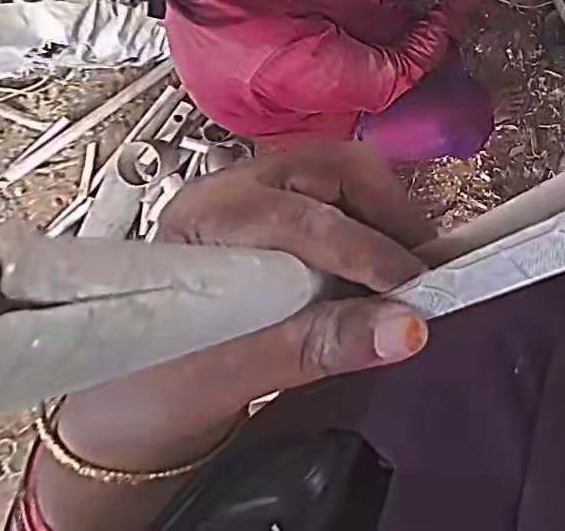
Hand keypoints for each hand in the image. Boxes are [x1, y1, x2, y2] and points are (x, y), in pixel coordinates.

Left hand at [38, 147, 431, 529]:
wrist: (143, 392)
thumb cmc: (166, 383)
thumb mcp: (238, 373)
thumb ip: (321, 347)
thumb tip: (408, 330)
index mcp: (206, 216)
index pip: (301, 219)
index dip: (365, 250)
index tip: (412, 287)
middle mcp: (242, 184)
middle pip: (338, 172)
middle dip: (389, 218)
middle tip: (421, 270)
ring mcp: (274, 185)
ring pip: (356, 174)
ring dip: (393, 219)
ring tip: (409, 269)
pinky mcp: (299, 198)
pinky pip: (359, 192)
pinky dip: (386, 225)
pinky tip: (391, 263)